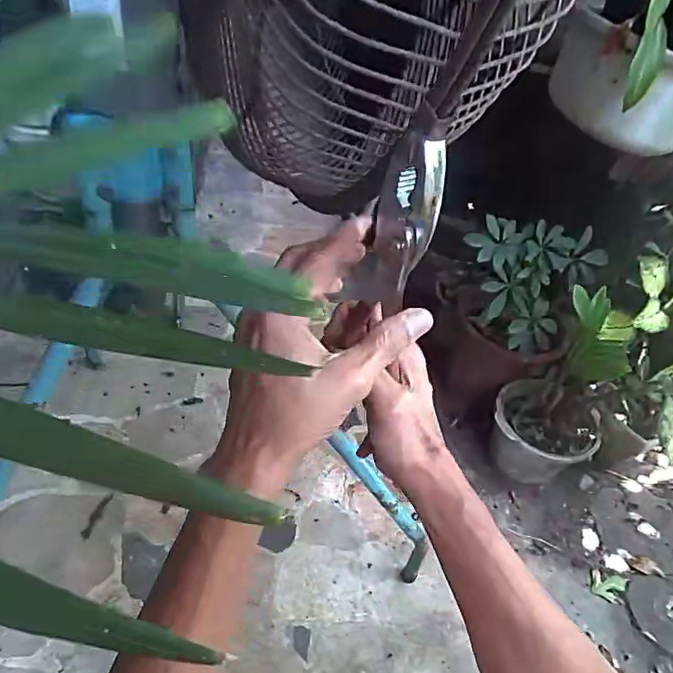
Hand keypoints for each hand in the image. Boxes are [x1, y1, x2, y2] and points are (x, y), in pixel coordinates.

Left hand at [214, 219, 432, 495]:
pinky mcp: (252, 337)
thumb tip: (421, 315)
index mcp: (281, 312)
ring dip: (316, 269)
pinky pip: (278, 299)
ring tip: (350, 267)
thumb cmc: (300, 416)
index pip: (316, 262)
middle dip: (330, 249)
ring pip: (284, 280)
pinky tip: (324, 302)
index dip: (345, 241)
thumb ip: (385, 342)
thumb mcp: (350, 379)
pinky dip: (303, 290)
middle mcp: (261, 308)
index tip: (368, 223)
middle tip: (363, 242)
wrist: (256, 448)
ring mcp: (252, 322)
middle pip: (295, 262)